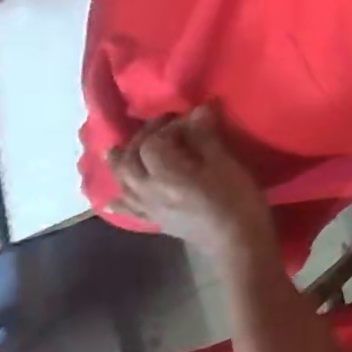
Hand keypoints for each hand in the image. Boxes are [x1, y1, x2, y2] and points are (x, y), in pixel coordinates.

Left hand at [109, 106, 276, 275]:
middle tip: (162, 124)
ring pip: (123, 183)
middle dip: (142, 137)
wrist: (239, 243)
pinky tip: (112, 201)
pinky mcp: (156, 221)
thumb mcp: (224, 162)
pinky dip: (119, 201)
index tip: (190, 117)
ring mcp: (149, 208)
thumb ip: (205, 136)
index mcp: (166, 175)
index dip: (169, 125)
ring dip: (120, 162)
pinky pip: (130, 210)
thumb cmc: (236, 199)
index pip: (153, 142)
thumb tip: (197, 109)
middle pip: (130, 160)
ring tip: (118, 149)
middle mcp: (149, 191)